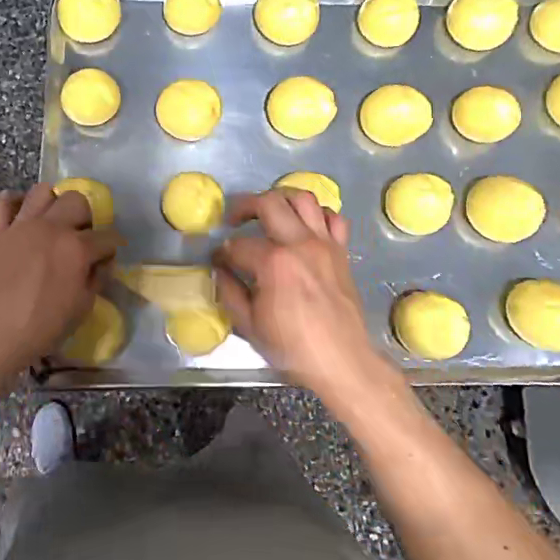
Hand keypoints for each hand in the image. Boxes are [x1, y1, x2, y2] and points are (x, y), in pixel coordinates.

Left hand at [0, 183, 119, 378]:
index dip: (113, 247)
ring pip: (42, 191)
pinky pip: (2, 203)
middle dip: (86, 216)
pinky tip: (21, 216)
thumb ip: (95, 279)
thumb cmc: (43, 328)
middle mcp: (51, 228)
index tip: (110, 255)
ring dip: (53, 203)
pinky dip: (12, 203)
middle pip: (77, 200)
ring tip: (54, 223)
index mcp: (77, 248)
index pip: (107, 237)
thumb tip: (100, 263)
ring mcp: (21, 226)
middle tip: (82, 237)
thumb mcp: (82, 308)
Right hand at [214, 188, 398, 401]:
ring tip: (267, 212)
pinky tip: (304, 225)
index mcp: (273, 263)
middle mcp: (299, 243)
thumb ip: (229, 292)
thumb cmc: (293, 348)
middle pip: (268, 203)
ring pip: (303, 198)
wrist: (342, 360)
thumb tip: (220, 272)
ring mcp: (324, 244)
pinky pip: (332, 217)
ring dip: (281, 198)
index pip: (237, 245)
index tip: (217, 261)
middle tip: (233, 219)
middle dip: (244, 206)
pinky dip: (317, 214)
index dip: (222, 252)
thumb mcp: (249, 326)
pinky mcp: (341, 251)